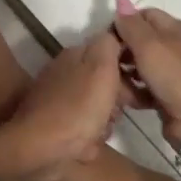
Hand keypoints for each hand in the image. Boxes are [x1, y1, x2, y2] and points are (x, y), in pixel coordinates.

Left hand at [0, 30, 125, 180]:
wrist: (39, 150)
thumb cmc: (76, 108)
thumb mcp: (100, 68)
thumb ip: (109, 44)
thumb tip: (116, 30)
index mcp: (75, 56)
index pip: (111, 51)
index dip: (129, 67)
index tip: (140, 83)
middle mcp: (65, 74)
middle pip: (106, 84)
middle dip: (117, 101)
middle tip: (115, 113)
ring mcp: (58, 101)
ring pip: (97, 110)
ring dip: (104, 124)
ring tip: (98, 132)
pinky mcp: (55, 126)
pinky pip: (84, 131)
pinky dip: (87, 141)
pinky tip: (84, 147)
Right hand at [112, 0, 180, 148]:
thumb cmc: (177, 75)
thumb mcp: (150, 45)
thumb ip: (131, 24)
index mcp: (172, 29)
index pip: (141, 16)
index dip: (122, 23)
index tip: (104, 37)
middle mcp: (171, 48)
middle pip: (137, 43)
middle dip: (119, 52)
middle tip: (102, 63)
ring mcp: (169, 74)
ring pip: (136, 68)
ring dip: (122, 75)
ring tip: (110, 84)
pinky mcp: (165, 97)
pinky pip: (141, 90)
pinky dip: (132, 94)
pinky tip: (123, 100)